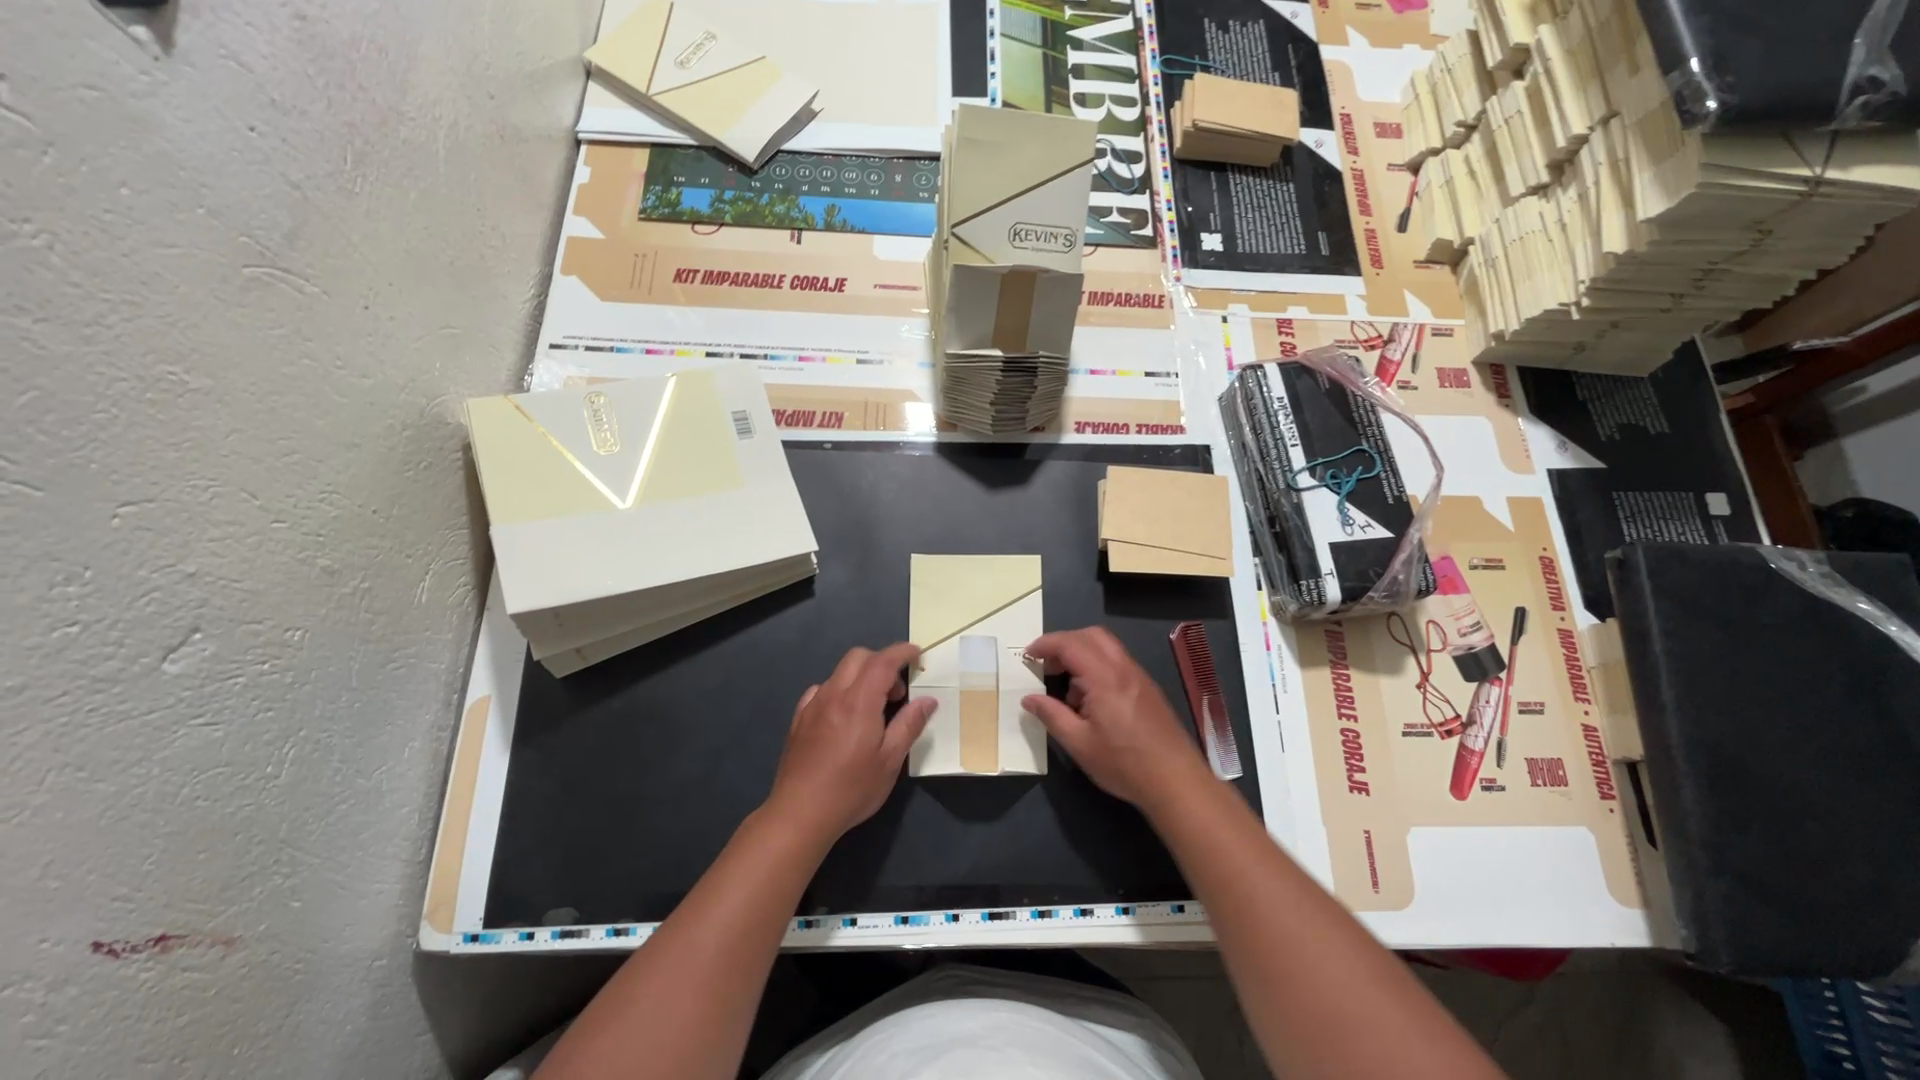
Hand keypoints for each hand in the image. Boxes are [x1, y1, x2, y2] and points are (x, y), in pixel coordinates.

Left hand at [766, 643, 935, 842]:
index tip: (917, 654)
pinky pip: (821, 691)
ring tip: (872, 710)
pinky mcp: (799, 720)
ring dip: (860, 678)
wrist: (801, 813)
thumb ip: (909, 725)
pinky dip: (840, 692)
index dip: (902, 652)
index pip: (882, 661)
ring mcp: (812, 706)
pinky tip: (844, 719)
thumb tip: (927, 701)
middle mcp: (832, 695)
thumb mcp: (890, 761)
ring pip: (839, 673)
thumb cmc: (852, 789)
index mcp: (858, 702)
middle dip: (881, 662)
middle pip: (858, 657)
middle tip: (896, 694)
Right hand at [1023, 626, 1212, 810]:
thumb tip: (1029, 698)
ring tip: (1068, 692)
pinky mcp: (1148, 690)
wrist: (1176, 781)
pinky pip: (1118, 664)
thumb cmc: (1124, 764)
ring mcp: (1140, 678)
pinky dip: (1098, 668)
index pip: (1071, 644)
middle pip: (1092, 636)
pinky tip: (1092, 702)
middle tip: (1047, 667)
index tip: (1028, 657)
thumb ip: (1051, 715)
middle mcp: (1124, 669)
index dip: (1045, 644)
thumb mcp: (1079, 743)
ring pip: (1107, 648)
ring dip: (1082, 656)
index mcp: (1105, 678)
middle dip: (1064, 643)